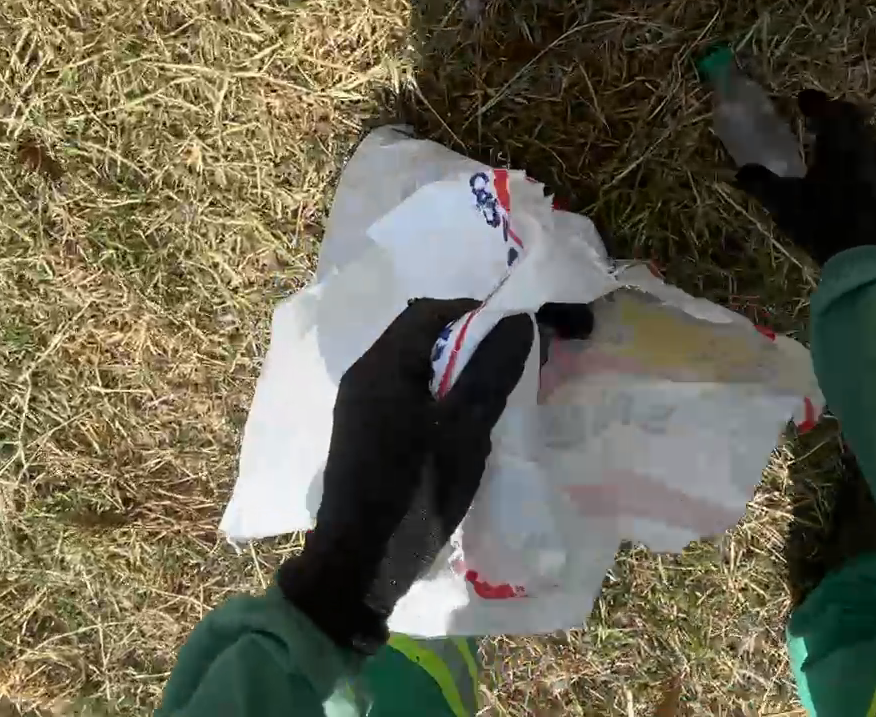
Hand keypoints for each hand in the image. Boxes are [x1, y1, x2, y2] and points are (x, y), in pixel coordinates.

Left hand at [279, 298, 588, 650]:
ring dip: (450, 368)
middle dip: (464, 340)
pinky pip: (402, 391)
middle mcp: (363, 374)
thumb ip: (491, 369)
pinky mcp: (362, 430)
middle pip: (418, 334)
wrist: (358, 565)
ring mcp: (358, 404)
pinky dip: (434, 392)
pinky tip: (457, 422)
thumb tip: (517, 320)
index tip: (510, 332)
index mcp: (382, 365)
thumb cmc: (416, 490)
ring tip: (486, 392)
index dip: (473, 312)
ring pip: (411, 364)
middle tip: (504, 362)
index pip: (429, 311)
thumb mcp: (465, 429)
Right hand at [735, 90, 875, 265]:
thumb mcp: (784, 204)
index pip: (829, 112)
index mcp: (838, 146)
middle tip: (820, 117)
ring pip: (868, 140)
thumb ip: (762, 184)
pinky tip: (850, 176)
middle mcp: (864, 150)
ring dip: (851, 135)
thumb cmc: (823, 223)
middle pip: (855, 120)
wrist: (871, 257)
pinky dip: (861, 159)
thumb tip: (740, 172)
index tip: (803, 99)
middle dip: (837, 114)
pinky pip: (875, 163)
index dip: (815, 103)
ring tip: (833, 145)